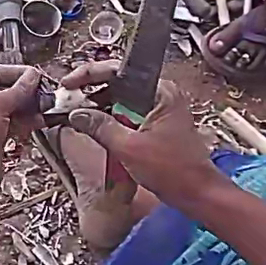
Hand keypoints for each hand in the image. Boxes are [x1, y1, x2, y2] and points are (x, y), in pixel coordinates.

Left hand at [0, 64, 43, 218]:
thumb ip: (16, 90)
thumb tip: (30, 76)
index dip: (14, 72)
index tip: (33, 75)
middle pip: (5, 89)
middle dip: (25, 90)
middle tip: (43, 90)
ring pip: (12, 107)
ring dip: (30, 106)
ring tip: (45, 104)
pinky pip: (15, 123)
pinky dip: (28, 121)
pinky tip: (40, 119)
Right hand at [61, 61, 223, 210]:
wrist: (197, 194)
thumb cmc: (174, 171)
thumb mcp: (128, 148)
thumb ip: (100, 127)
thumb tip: (76, 114)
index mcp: (159, 91)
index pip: (117, 71)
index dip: (89, 75)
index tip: (69, 84)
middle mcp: (160, 94)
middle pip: (118, 82)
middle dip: (91, 91)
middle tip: (68, 99)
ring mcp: (159, 108)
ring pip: (120, 98)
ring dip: (99, 106)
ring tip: (77, 114)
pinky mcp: (155, 122)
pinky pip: (127, 113)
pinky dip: (110, 118)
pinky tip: (94, 125)